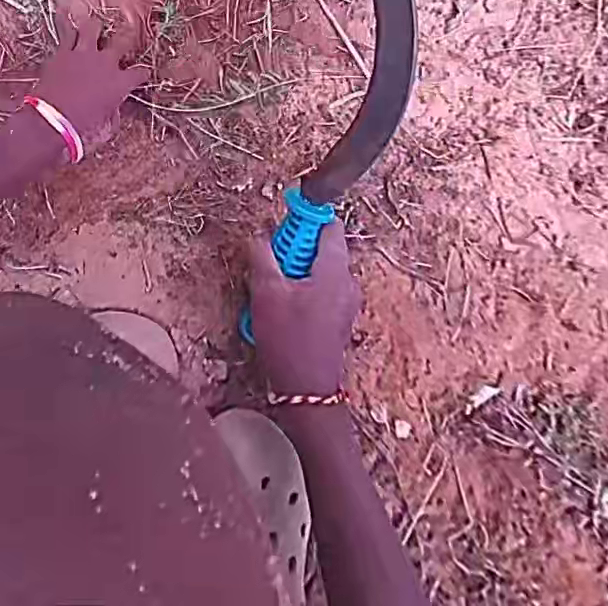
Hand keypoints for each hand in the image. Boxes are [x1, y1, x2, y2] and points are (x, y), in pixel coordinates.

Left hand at [31, 12, 149, 147]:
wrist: (53, 117)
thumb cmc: (82, 126)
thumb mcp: (106, 124)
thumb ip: (113, 110)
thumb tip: (113, 106)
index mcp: (120, 82)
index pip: (140, 72)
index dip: (142, 73)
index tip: (141, 74)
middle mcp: (106, 62)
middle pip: (123, 41)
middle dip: (127, 37)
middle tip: (127, 35)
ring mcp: (84, 54)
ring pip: (93, 29)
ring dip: (95, 28)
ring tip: (95, 27)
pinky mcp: (63, 52)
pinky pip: (68, 35)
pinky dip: (71, 33)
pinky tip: (71, 31)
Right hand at [247, 223, 360, 396]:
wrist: (307, 390)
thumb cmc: (287, 337)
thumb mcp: (266, 290)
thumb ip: (263, 255)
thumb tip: (260, 234)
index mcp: (334, 270)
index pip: (328, 225)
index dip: (304, 219)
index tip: (281, 228)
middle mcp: (348, 282)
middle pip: (323, 246)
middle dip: (295, 247)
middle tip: (271, 261)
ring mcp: (346, 301)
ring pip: (319, 267)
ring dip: (295, 267)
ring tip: (272, 285)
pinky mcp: (339, 315)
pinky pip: (321, 286)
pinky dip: (302, 285)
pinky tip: (282, 302)